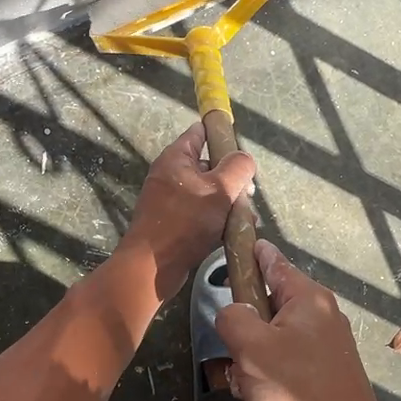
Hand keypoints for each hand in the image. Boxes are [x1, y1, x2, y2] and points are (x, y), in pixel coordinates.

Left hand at [120, 123, 256, 299]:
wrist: (153, 267)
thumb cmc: (185, 222)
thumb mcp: (220, 189)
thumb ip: (238, 168)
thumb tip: (245, 159)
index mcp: (176, 158)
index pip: (200, 133)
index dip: (222, 135)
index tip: (241, 151)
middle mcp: (170, 175)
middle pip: (209, 166)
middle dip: (233, 179)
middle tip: (247, 194)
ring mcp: (169, 200)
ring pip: (208, 193)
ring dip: (228, 203)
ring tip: (244, 218)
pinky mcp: (173, 223)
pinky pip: (200, 213)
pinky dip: (216, 220)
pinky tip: (231, 232)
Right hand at [216, 241, 390, 400]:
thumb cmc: (299, 391)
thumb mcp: (253, 350)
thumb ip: (234, 319)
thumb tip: (233, 312)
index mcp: (308, 300)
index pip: (274, 263)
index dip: (253, 252)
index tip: (243, 236)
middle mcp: (320, 319)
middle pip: (265, 315)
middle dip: (244, 346)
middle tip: (241, 371)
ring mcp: (325, 350)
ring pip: (270, 351)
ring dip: (253, 377)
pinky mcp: (326, 378)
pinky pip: (285, 377)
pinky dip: (270, 395)